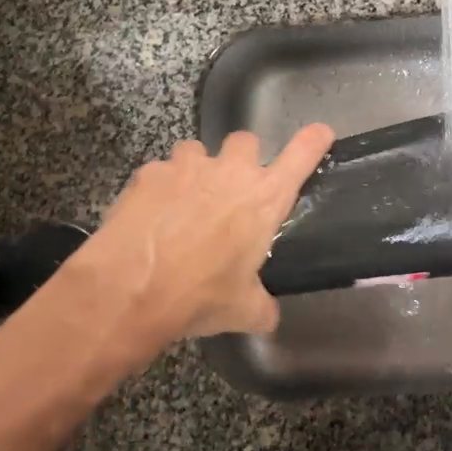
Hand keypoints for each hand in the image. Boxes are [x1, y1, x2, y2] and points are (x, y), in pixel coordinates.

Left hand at [80, 124, 334, 338]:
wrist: (130, 289)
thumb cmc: (200, 296)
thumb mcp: (242, 310)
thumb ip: (262, 307)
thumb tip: (268, 317)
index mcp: (265, 198)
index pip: (302, 155)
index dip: (314, 141)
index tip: (321, 133)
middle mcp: (231, 172)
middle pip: (246, 141)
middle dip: (241, 158)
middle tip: (231, 188)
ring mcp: (187, 167)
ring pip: (197, 150)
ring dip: (196, 169)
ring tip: (185, 200)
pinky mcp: (149, 174)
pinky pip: (159, 171)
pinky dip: (158, 188)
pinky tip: (150, 216)